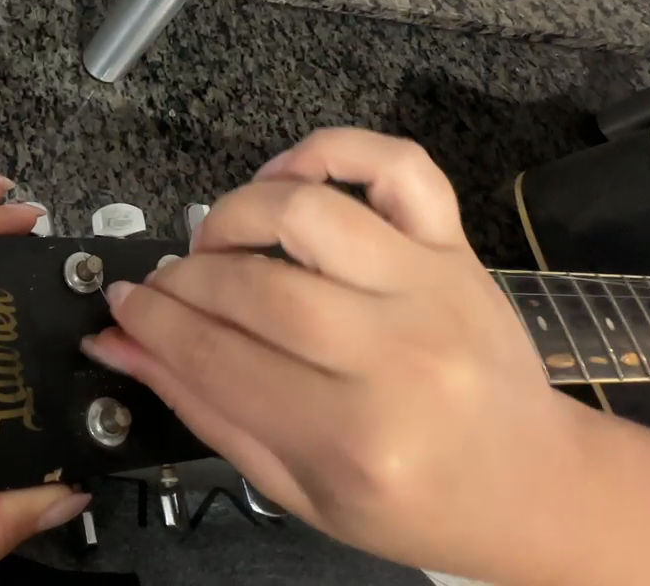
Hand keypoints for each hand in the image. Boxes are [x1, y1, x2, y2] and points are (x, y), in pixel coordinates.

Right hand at [81, 129, 586, 579]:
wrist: (534, 488)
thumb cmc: (410, 501)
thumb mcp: (292, 485)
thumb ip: (197, 403)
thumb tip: (115, 340)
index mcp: (354, 439)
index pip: (214, 356)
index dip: (149, 321)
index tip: (120, 302)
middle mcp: (396, 356)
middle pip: (251, 286)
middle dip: (181, 281)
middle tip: (165, 286)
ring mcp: (432, 288)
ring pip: (306, 212)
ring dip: (235, 214)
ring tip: (218, 241)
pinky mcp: (454, 246)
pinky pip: (393, 164)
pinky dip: (330, 148)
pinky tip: (288, 173)